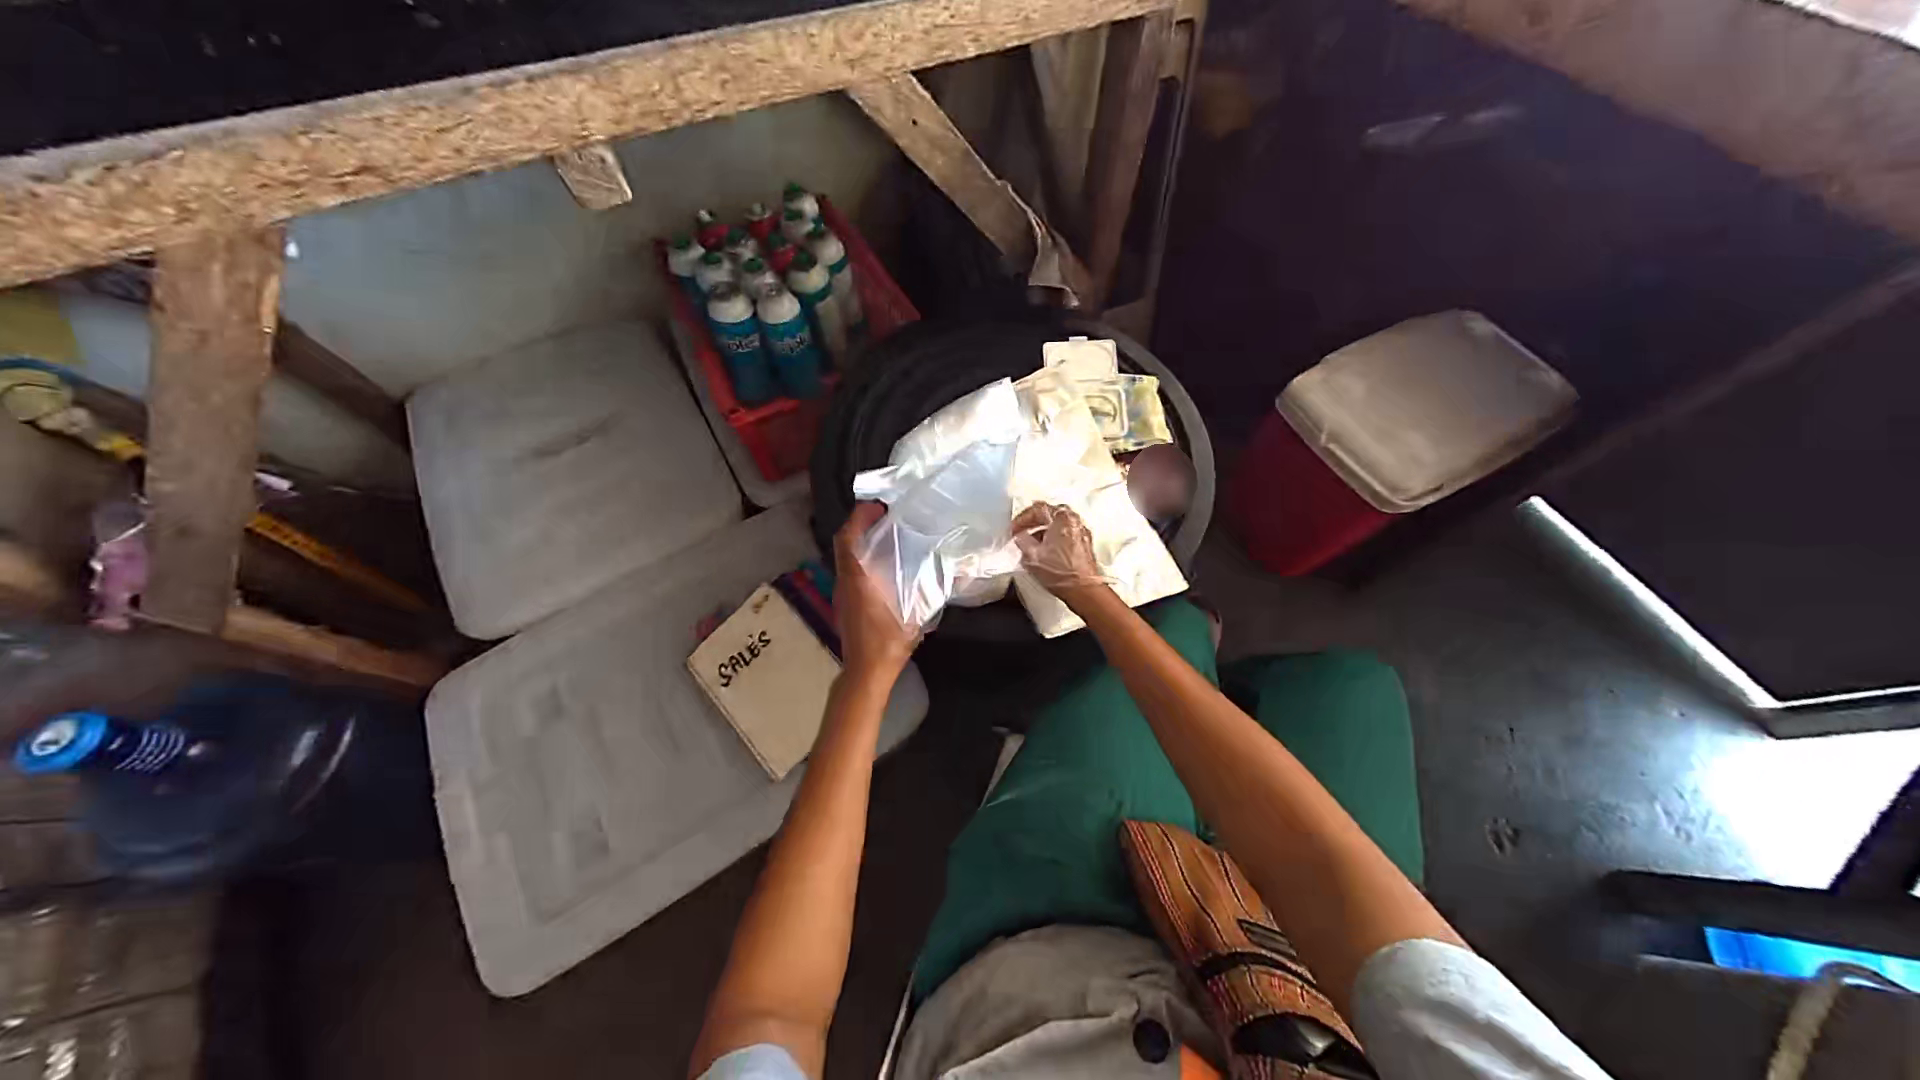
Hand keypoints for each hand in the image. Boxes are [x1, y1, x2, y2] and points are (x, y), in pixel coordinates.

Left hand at [833, 502, 917, 680]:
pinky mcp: (844, 605)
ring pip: (845, 559)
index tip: (876, 507)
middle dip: (859, 526)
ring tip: (884, 538)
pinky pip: (849, 572)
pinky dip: (861, 561)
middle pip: (844, 545)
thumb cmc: (887, 645)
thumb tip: (951, 576)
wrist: (865, 674)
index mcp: (857, 581)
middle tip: (882, 518)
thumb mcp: (913, 619)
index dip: (858, 518)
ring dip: (860, 544)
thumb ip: (928, 595)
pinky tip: (881, 567)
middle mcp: (844, 583)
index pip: (848, 539)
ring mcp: (841, 595)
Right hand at [1012, 502, 1109, 602]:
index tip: (1014, 529)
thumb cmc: (1061, 573)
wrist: (1083, 591)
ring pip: (1058, 525)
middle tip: (1022, 531)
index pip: (1038, 508)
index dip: (1022, 519)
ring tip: (1032, 545)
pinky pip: (1066, 535)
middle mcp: (1075, 521)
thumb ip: (1021, 540)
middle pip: (1050, 514)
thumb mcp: (1031, 555)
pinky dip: (1054, 539)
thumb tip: (1020, 537)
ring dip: (1043, 532)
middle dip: (1033, 523)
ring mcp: (1082, 533)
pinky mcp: (1085, 546)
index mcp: (1062, 518)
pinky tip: (1046, 553)